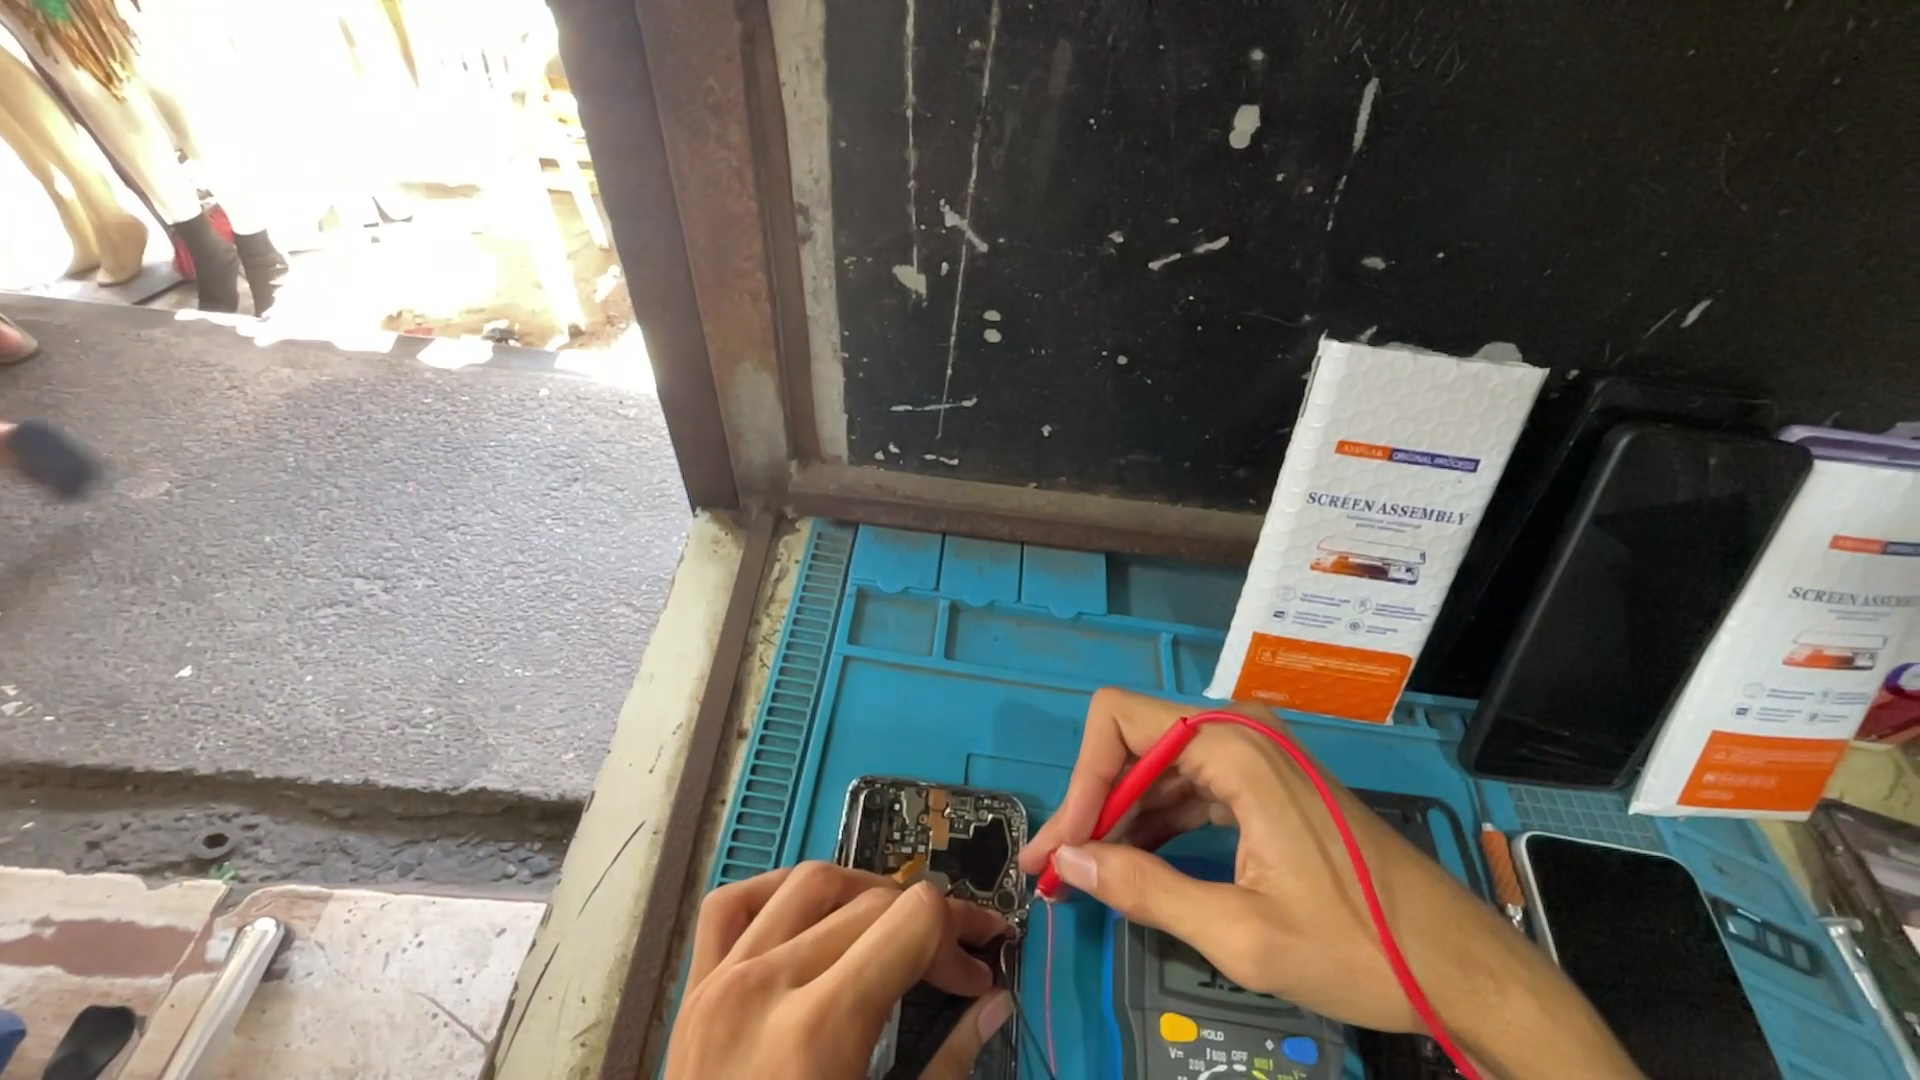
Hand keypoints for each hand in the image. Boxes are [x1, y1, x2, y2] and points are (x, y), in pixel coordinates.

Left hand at [664, 862, 1015, 1079]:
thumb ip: (947, 1065)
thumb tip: (992, 1004)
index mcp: (820, 1030)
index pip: (913, 920)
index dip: (961, 933)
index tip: (976, 971)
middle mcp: (767, 987)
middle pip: (872, 901)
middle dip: (928, 924)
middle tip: (951, 967)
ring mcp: (721, 982)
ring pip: (808, 883)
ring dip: (863, 892)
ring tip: (891, 927)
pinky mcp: (694, 991)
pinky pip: (732, 904)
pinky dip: (777, 891)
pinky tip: (808, 912)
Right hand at [1021, 689, 1641, 1078]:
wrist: (1461, 966)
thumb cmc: (1358, 947)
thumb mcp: (1240, 933)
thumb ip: (1144, 889)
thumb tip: (1066, 860)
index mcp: (1234, 749)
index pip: (1119, 722)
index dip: (1080, 781)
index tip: (1062, 848)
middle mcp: (1241, 735)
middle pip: (1133, 743)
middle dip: (1092, 804)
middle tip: (1057, 869)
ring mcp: (1257, 757)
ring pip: (1157, 768)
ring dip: (1118, 818)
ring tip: (1083, 874)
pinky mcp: (1267, 785)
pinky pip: (1189, 788)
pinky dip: (1155, 824)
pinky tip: (1133, 864)